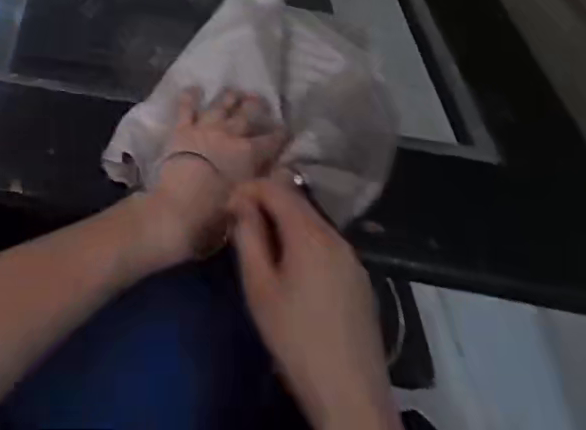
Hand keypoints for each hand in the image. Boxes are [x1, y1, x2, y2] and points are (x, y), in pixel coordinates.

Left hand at [133, 87, 281, 267]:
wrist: (179, 206)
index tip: (286, 128)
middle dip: (255, 107)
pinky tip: (193, 88)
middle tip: (260, 98)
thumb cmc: (218, 213)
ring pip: (219, 108)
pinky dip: (189, 97)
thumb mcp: (250, 199)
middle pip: (245, 117)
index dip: (280, 134)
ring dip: (228, 98)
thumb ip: (265, 182)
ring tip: (235, 90)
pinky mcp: (181, 129)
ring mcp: (204, 129)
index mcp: (250, 155)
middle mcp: (229, 136)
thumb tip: (282, 172)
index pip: (271, 141)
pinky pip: (186, 108)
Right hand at [231, 174, 399, 429]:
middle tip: (237, 224)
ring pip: (311, 222)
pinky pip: (325, 244)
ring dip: (282, 222)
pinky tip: (289, 267)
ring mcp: (353, 260)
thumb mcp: (258, 285)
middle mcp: (336, 238)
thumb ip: (247, 235)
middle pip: (296, 201)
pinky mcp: (359, 281)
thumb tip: (239, 202)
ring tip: (259, 245)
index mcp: (310, 234)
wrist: (350, 397)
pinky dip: (301, 241)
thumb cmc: (294, 338)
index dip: (246, 189)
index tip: (226, 209)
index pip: (275, 187)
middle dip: (264, 203)